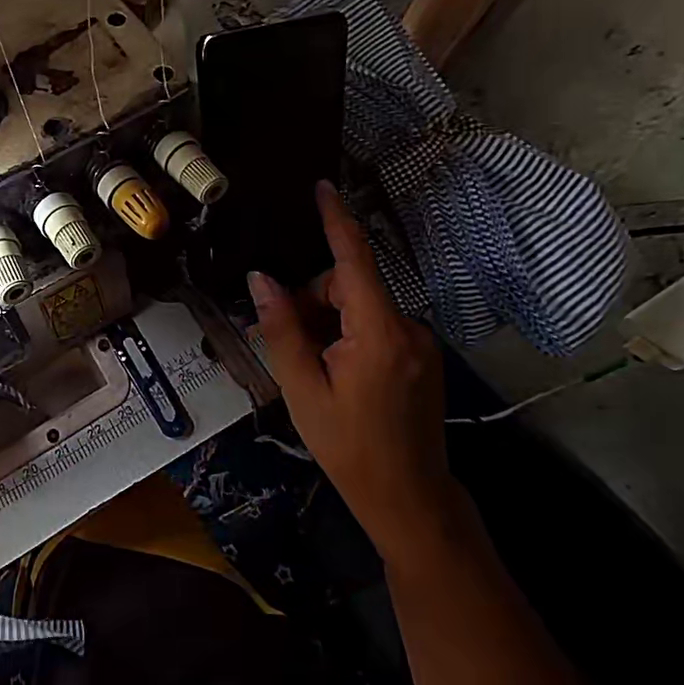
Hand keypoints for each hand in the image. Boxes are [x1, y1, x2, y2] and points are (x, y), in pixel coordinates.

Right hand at [248, 182, 452, 555]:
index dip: (336, 221)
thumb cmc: (349, 447)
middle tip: (286, 343)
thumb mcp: (302, 389)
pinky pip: (376, 326)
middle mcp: (408, 328)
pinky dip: (348, 334)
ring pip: (360, 307)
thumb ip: (282, 329)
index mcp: (380, 333)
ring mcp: (420, 343)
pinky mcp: (421, 356)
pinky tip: (335, 370)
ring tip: (310, 367)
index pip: (355, 261)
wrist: (408, 497)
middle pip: (349, 287)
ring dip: (328, 322)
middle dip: (313, 302)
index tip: (322, 187)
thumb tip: (262, 279)